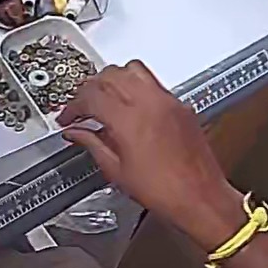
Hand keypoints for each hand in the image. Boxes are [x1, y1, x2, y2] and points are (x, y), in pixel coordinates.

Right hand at [57, 60, 247, 249]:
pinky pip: (152, 82)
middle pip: (109, 76)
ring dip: (112, 80)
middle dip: (89, 89)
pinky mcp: (180, 105)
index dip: (73, 105)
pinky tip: (128, 105)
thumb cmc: (164, 191)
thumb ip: (92, 145)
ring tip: (103, 99)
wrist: (199, 197)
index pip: (91, 96)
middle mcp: (150, 104)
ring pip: (132, 70)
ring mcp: (167, 101)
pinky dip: (134, 85)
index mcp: (129, 121)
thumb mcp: (116, 171)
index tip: (68, 117)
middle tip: (81, 107)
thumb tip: (76, 134)